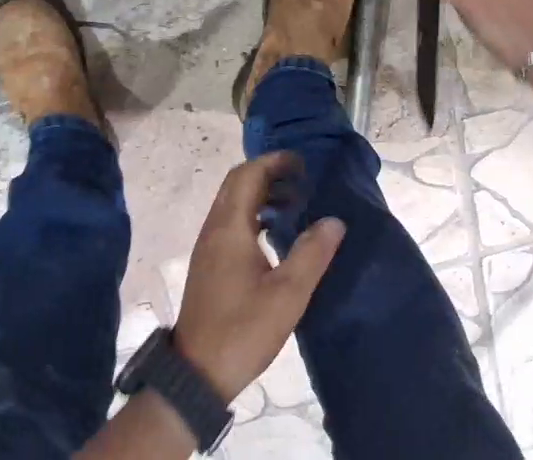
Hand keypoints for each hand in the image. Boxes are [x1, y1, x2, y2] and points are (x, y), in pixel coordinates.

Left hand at [174, 152, 344, 400]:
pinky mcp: (209, 263)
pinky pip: (231, 223)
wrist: (198, 370)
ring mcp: (208, 246)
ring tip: (296, 205)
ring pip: (233, 204)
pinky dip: (254, 216)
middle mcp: (214, 228)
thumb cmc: (244, 329)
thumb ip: (312, 254)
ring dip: (261, 196)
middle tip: (303, 180)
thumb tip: (334, 220)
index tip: (303, 163)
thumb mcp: (287, 294)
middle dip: (269, 174)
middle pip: (237, 185)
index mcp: (229, 227)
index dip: (274, 162)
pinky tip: (275, 236)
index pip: (247, 175)